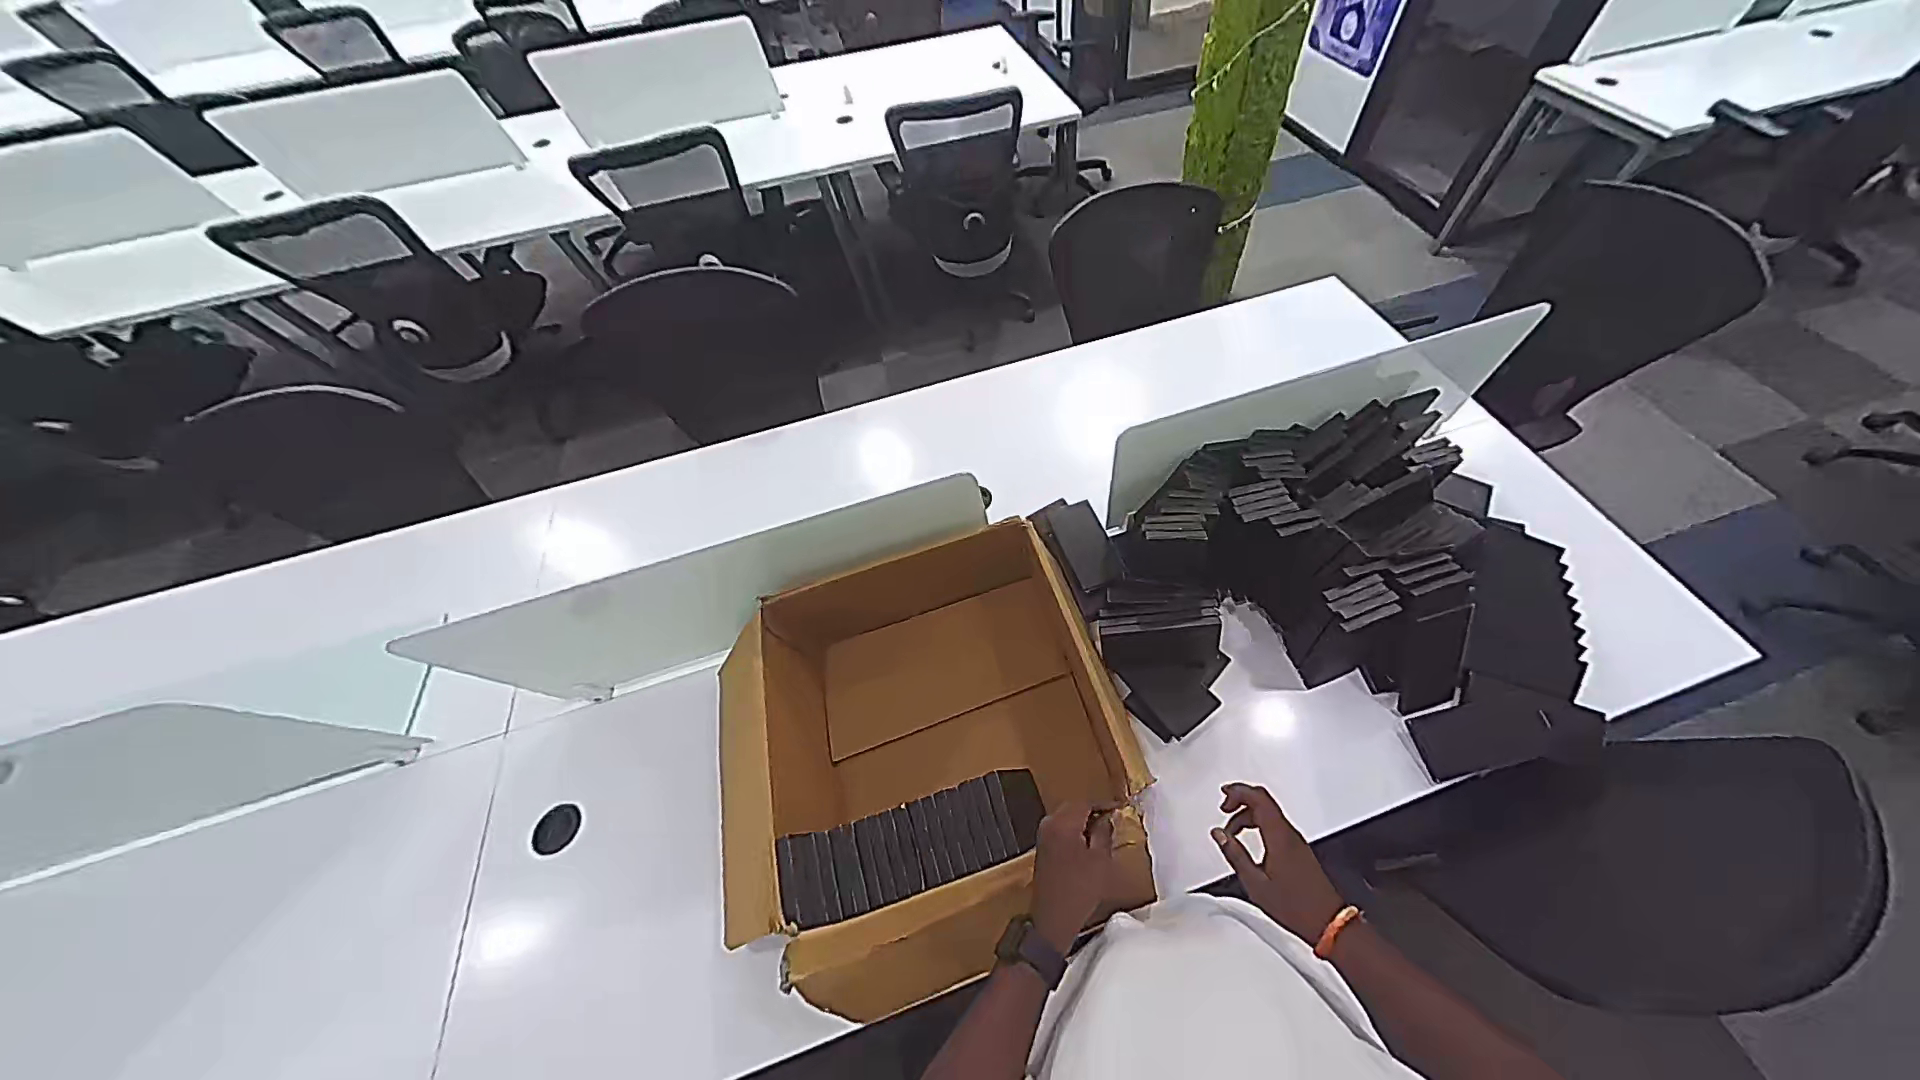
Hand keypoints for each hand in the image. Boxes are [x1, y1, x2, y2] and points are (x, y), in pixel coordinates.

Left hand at [1031, 800, 1119, 950]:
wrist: (1053, 918)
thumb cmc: (1080, 889)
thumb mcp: (1100, 860)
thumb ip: (1104, 833)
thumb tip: (1108, 818)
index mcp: (1063, 823)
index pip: (1085, 802)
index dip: (1104, 804)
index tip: (1120, 808)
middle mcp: (1049, 823)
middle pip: (1073, 808)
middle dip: (1093, 811)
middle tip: (1113, 819)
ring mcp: (1043, 834)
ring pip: (1066, 818)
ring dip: (1083, 821)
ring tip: (1103, 831)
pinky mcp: (1042, 846)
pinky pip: (1060, 829)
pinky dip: (1074, 831)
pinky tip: (1087, 843)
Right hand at [1211, 783, 1344, 943]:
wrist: (1330, 924)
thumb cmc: (1297, 907)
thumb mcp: (1255, 882)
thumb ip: (1234, 854)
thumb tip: (1219, 834)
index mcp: (1279, 837)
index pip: (1259, 798)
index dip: (1238, 790)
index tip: (1224, 792)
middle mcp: (1290, 835)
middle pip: (1264, 801)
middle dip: (1240, 799)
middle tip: (1224, 808)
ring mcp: (1296, 842)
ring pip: (1269, 813)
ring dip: (1248, 814)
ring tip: (1232, 830)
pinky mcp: (1299, 850)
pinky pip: (1275, 825)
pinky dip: (1258, 823)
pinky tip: (1249, 838)